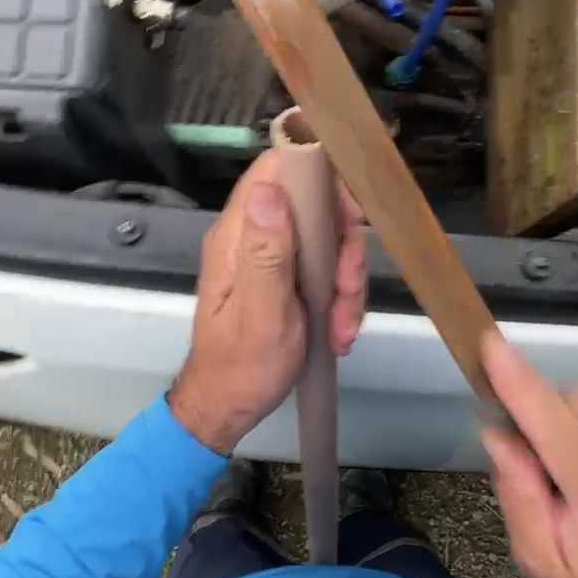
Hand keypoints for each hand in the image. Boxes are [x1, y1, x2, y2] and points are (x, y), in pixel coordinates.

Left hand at [169, 152, 367, 454]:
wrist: (228, 407)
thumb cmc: (242, 368)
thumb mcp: (262, 313)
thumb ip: (266, 252)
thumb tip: (269, 189)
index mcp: (237, 237)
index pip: (276, 170)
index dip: (319, 176)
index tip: (349, 214)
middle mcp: (251, 237)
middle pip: (314, 207)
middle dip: (343, 248)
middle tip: (346, 291)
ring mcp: (270, 259)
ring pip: (326, 243)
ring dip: (345, 285)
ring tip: (341, 328)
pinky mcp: (284, 280)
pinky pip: (323, 271)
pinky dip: (339, 300)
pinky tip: (337, 332)